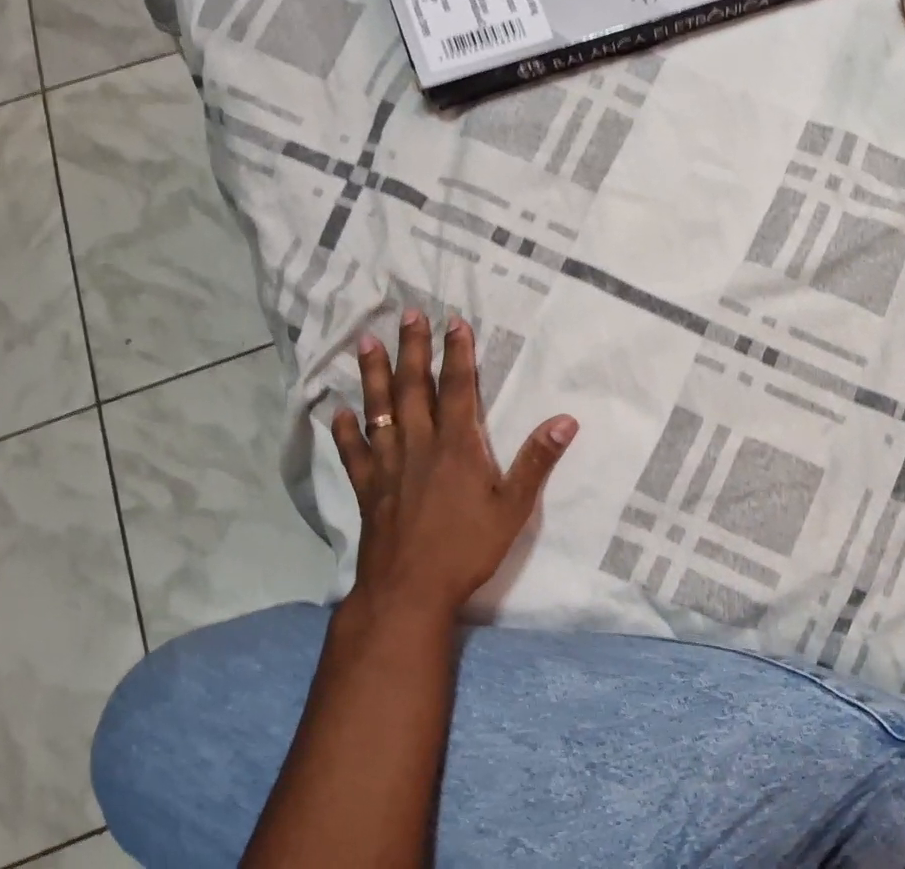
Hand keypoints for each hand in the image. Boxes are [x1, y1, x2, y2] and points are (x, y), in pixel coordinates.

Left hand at [332, 310, 577, 615]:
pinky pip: (353, 451)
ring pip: (379, 410)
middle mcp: (419, 446)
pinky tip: (338, 411)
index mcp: (458, 447)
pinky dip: (345, 429)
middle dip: (413, 349)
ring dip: (373, 374)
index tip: (454, 322)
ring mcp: (388, 467)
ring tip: (365, 342)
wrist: (408, 590)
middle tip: (407, 314)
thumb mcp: (514, 507)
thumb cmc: (467, 547)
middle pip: (414, 388)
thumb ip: (536, 461)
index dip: (458, 354)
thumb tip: (565, 420)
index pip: (459, 389)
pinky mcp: (367, 489)